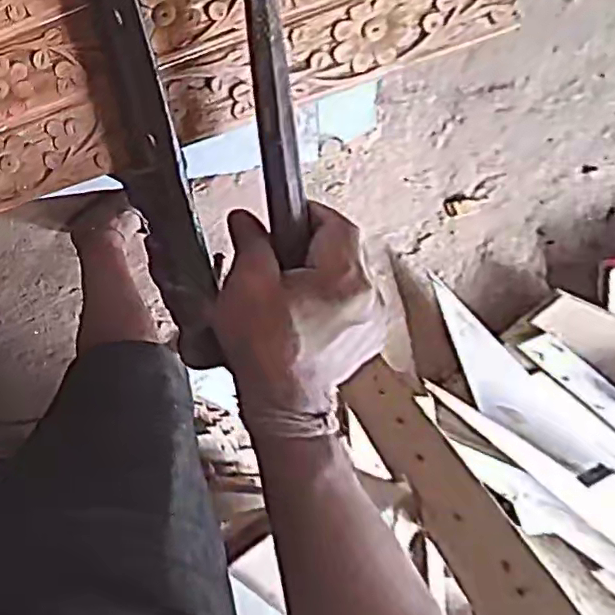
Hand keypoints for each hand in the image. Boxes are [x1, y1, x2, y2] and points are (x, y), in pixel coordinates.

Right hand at [211, 202, 386, 437]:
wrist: (282, 401)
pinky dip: (320, 301)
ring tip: (277, 291)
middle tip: (270, 257)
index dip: (307, 213)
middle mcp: (368, 297)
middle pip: (340, 252)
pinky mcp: (362, 339)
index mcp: (344, 279)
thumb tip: (247, 220)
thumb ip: (251, 244)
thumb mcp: (245, 285)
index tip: (285, 213)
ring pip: (342, 279)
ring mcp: (370, 321)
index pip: (337, 224)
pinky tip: (291, 314)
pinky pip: (345, 304)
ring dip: (312, 275)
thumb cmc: (264, 349)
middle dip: (303, 247)